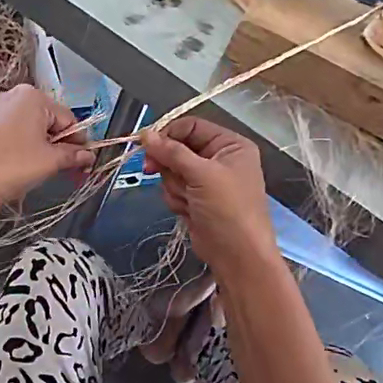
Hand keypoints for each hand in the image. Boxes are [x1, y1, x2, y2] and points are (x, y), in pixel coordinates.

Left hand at [0, 85, 94, 212]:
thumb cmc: (5, 166)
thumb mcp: (50, 162)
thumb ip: (73, 156)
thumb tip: (87, 156)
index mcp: (33, 97)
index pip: (70, 120)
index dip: (80, 145)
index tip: (85, 165)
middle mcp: (14, 97)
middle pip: (52, 124)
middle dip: (61, 149)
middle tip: (70, 174)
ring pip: (34, 131)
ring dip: (45, 152)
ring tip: (44, 175)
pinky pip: (16, 136)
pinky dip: (26, 152)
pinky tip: (24, 170)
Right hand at [140, 117, 275, 276]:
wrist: (237, 255)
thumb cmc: (228, 209)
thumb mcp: (202, 175)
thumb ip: (172, 153)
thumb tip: (145, 134)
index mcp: (230, 145)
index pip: (192, 126)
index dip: (168, 134)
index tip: (146, 144)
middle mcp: (219, 159)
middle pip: (178, 149)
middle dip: (170, 166)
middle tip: (151, 170)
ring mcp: (207, 181)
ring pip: (172, 171)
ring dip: (175, 186)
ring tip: (189, 201)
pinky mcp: (196, 200)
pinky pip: (174, 189)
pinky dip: (176, 200)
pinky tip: (189, 211)